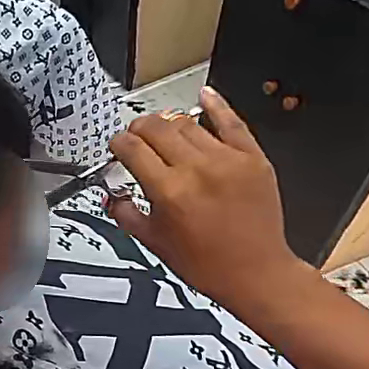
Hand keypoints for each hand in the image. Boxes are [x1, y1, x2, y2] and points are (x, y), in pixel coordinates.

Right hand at [107, 86, 310, 310]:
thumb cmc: (209, 265)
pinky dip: (216, 104)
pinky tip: (204, 94)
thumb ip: (127, 215)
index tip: (118, 147)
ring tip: (166, 134)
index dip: (118, 144)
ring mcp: (227, 160)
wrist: (256, 274)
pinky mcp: (252, 158)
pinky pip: (231, 121)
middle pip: (156, 127)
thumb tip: (111, 197)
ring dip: (170, 124)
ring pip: (187, 122)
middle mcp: (197, 169)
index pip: (132, 148)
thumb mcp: (156, 244)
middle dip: (139, 129)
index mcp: (169, 191)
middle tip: (137, 138)